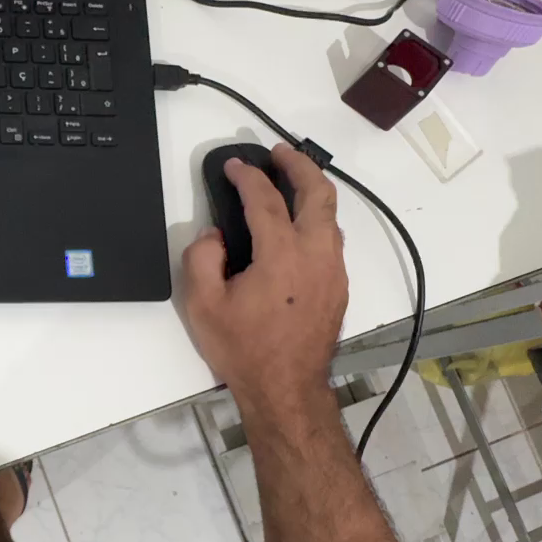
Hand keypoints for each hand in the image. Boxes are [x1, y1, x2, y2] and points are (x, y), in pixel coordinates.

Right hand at [183, 144, 347, 427]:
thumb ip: (202, 259)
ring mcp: (333, 270)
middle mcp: (316, 254)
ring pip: (331, 216)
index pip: (265, 200)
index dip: (247, 177)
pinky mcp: (339, 286)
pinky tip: (298, 227)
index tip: (233, 165)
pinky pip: (331, 240)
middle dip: (299, 165)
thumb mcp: (202, 305)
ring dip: (312, 191)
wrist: (286, 388)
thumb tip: (215, 237)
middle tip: (279, 152)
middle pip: (318, 193)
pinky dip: (316, 219)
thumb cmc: (242, 349)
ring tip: (290, 182)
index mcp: (281, 254)